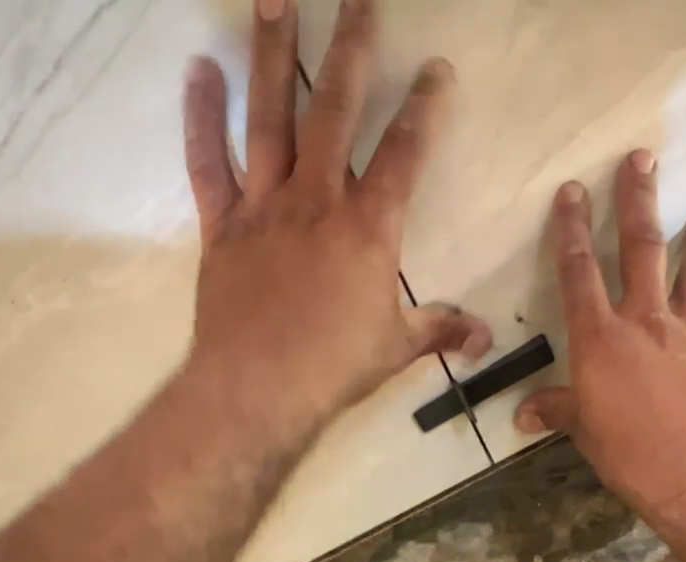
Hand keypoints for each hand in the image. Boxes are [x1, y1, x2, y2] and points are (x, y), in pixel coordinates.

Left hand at [182, 0, 490, 437]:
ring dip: (271, 54)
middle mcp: (317, 201)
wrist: (258, 389)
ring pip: (269, 118)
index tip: (436, 69)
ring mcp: (264, 207)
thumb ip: (442, 331)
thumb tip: (486, 340)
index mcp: (368, 229)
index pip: (403, 154)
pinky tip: (199, 70)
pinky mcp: (223, 225)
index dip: (423, 108)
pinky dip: (202, 118)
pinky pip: (207, 163)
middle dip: (350, 48)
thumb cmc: (335, 366)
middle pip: (335, 110)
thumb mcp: (398, 348)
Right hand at [516, 151, 685, 526]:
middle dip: (639, 200)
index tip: (572, 189)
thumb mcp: (585, 433)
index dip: (572, 228)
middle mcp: (645, 321)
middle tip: (644, 157)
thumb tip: (522, 415)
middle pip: (640, 249)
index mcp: (600, 338)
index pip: (579, 271)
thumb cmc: (631, 455)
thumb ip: (558, 411)